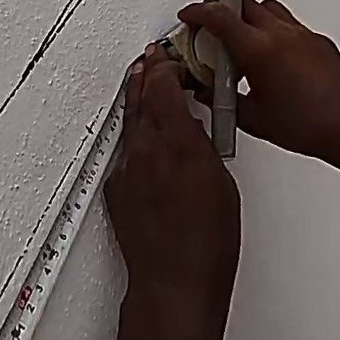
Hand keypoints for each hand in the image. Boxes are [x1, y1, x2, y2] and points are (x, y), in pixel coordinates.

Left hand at [104, 45, 239, 318]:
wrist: (173, 282)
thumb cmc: (207, 243)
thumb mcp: (221, 183)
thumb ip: (202, 148)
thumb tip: (195, 130)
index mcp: (178, 143)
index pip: (163, 86)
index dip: (166, 66)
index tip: (171, 58)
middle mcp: (147, 149)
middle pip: (141, 95)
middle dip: (148, 71)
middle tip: (152, 57)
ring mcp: (128, 166)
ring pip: (130, 118)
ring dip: (137, 95)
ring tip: (142, 79)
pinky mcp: (117, 185)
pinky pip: (125, 148)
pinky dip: (135, 133)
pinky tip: (143, 132)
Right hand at [178, 0, 339, 170]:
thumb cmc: (312, 126)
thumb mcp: (252, 118)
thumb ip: (222, 101)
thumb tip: (207, 93)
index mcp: (259, 50)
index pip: (219, 16)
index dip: (197, 12)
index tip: (189, 15)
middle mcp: (281, 35)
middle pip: (241, 1)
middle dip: (219, 7)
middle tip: (209, 21)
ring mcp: (302, 35)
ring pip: (267, 6)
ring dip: (247, 13)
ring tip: (238, 34)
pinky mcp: (318, 42)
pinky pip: (288, 22)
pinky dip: (270, 27)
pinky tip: (268, 51)